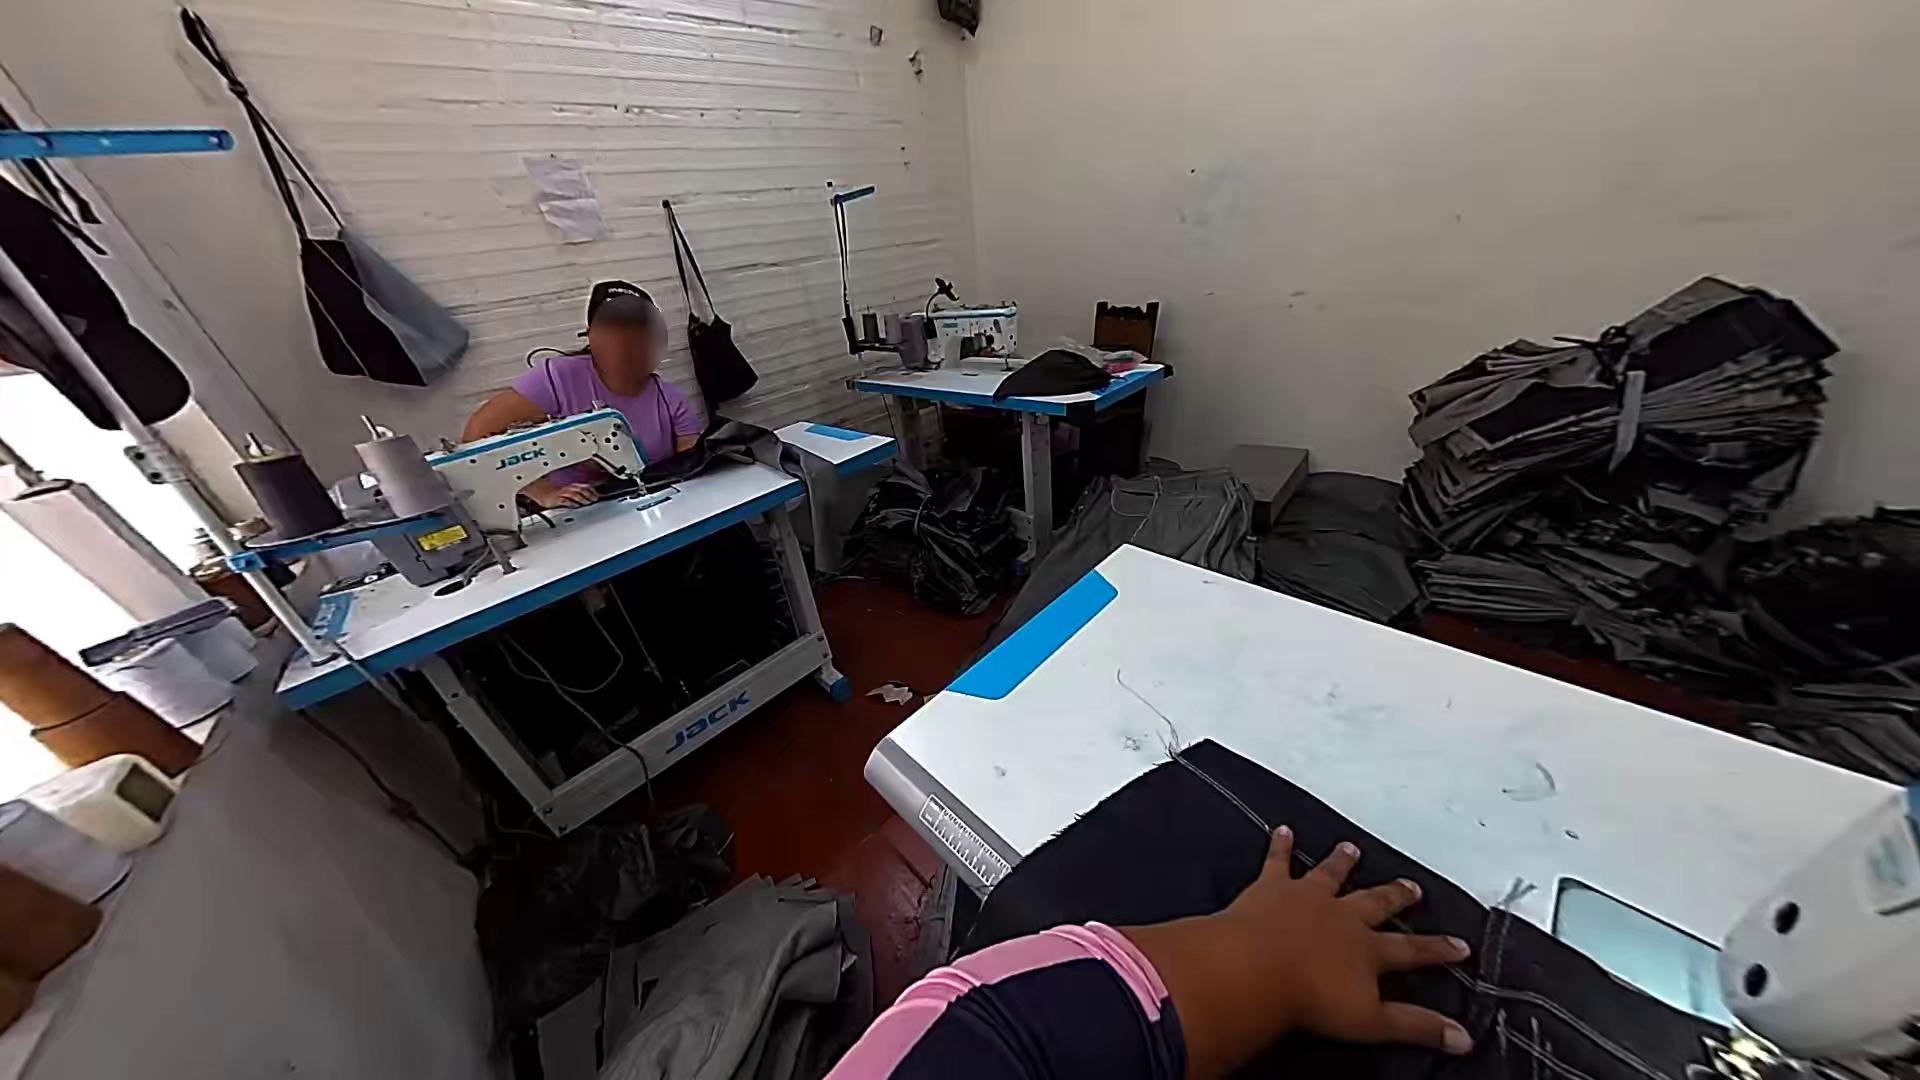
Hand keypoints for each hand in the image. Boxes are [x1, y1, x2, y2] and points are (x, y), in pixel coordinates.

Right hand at [530, 482, 597, 508]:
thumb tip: (592, 500)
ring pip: (574, 494)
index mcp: (573, 486)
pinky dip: (572, 503)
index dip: (593, 491)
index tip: (598, 497)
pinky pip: (565, 501)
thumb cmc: (556, 494)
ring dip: (582, 499)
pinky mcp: (556, 499)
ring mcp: (562, 493)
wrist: (540, 493)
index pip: (585, 487)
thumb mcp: (569, 493)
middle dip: (589, 495)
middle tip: (594, 500)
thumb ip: (579, 495)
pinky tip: (576, 506)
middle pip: (581, 489)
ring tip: (587, 503)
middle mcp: (568, 488)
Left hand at [1121, 827, 1472, 1078]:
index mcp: (1366, 947)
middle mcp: (1340, 913)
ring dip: (1341, 861)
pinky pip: (1278, 859)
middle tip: (1411, 884)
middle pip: (1373, 902)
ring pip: (1329, 873)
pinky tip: (1282, 828)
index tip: (1460, 943)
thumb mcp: (1372, 1021)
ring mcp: (1305, 894)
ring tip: (1351, 848)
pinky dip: (1280, 843)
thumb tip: (1464, 1037)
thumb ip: (1417, 1025)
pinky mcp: (1271, 884)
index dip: (1437, 949)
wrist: (1256, 966)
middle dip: (1394, 895)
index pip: (1411, 950)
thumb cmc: (1311, 998)